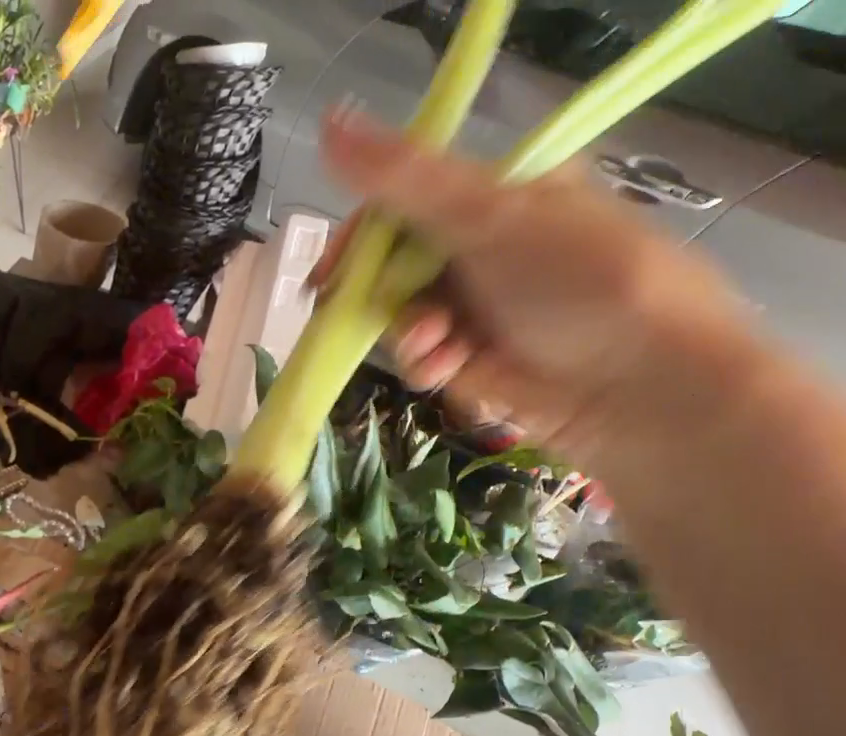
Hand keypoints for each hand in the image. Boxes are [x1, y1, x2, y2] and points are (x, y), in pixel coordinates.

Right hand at [312, 108, 757, 467]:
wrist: (638, 383)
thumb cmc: (578, 282)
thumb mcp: (488, 218)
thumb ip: (404, 180)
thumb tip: (328, 120)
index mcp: (499, 194)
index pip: (401, 202)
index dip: (360, 236)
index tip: (334, 269)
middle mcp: (483, 243)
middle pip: (389, 262)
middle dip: (378, 293)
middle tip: (361, 312)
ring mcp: (475, 302)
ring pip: (397, 312)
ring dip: (406, 332)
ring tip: (436, 347)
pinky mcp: (469, 354)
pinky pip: (417, 352)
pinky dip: (423, 362)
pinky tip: (444, 369)